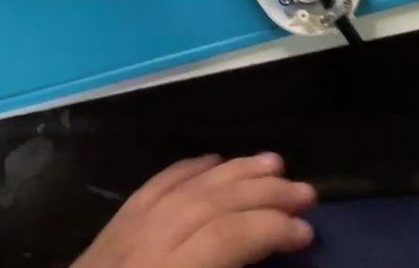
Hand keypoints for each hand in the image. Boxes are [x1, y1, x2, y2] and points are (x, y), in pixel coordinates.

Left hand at [73, 153, 315, 267]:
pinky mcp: (111, 229)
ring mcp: (123, 233)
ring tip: (272, 163)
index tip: (307, 232)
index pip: (222, 241)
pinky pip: (153, 187)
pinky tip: (212, 160)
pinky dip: (187, 170)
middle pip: (208, 205)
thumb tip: (260, 263)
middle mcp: (143, 248)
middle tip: (306, 190)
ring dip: (232, 172)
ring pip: (184, 188)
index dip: (267, 230)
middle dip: (261, 194)